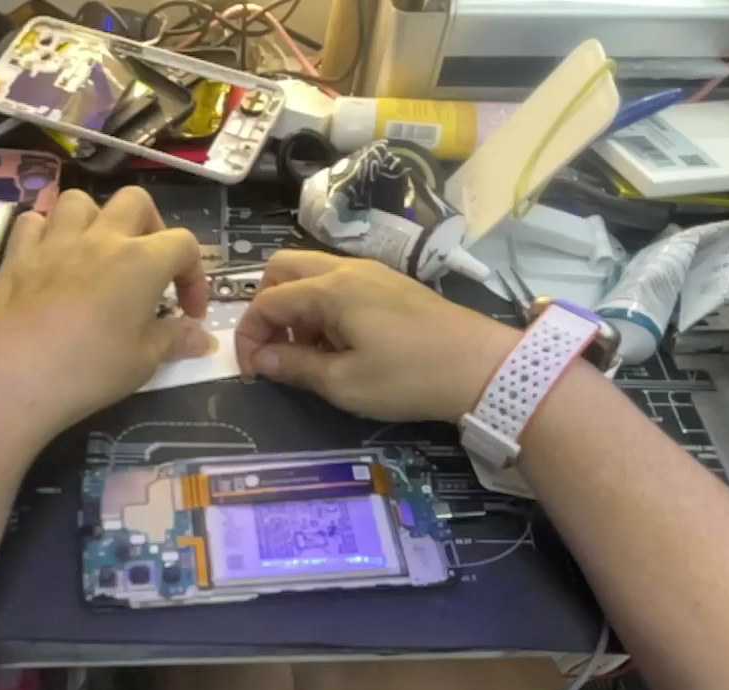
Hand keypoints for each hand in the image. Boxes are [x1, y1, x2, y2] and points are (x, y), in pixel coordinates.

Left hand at [0, 187, 213, 444]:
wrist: (16, 377)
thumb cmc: (91, 370)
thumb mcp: (143, 361)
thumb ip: (175, 341)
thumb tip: (203, 338)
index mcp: (141, 261)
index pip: (183, 245)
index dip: (194, 276)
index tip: (189, 313)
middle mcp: (100, 238)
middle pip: (136, 202)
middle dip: (152, 228)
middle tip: (149, 269)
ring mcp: (55, 241)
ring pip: (81, 201)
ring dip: (97, 220)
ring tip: (98, 254)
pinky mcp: (18, 254)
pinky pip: (35, 221)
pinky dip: (48, 232)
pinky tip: (52, 259)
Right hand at [234, 251, 518, 422]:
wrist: (480, 367)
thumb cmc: (407, 377)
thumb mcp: (343, 382)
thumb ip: (294, 366)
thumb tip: (260, 360)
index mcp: (330, 289)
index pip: (267, 300)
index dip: (248, 336)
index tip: (252, 372)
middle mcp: (346, 268)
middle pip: (283, 269)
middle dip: (265, 309)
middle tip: (273, 351)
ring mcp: (371, 272)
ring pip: (310, 274)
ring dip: (294, 309)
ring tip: (304, 354)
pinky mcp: (389, 284)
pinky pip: (337, 284)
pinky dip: (320, 309)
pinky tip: (335, 345)